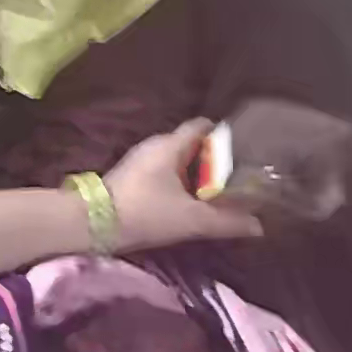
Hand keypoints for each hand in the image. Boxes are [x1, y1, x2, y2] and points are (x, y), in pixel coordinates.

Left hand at [103, 119, 264, 250]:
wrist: (93, 223)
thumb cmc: (145, 213)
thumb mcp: (191, 220)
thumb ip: (227, 222)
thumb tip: (259, 226)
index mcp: (170, 145)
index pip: (202, 126)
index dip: (225, 135)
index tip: (246, 152)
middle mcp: (154, 145)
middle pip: (192, 144)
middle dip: (214, 160)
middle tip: (239, 178)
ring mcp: (140, 160)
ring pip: (177, 160)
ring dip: (196, 174)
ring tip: (219, 193)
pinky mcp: (131, 175)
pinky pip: (164, 172)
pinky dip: (179, 182)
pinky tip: (191, 201)